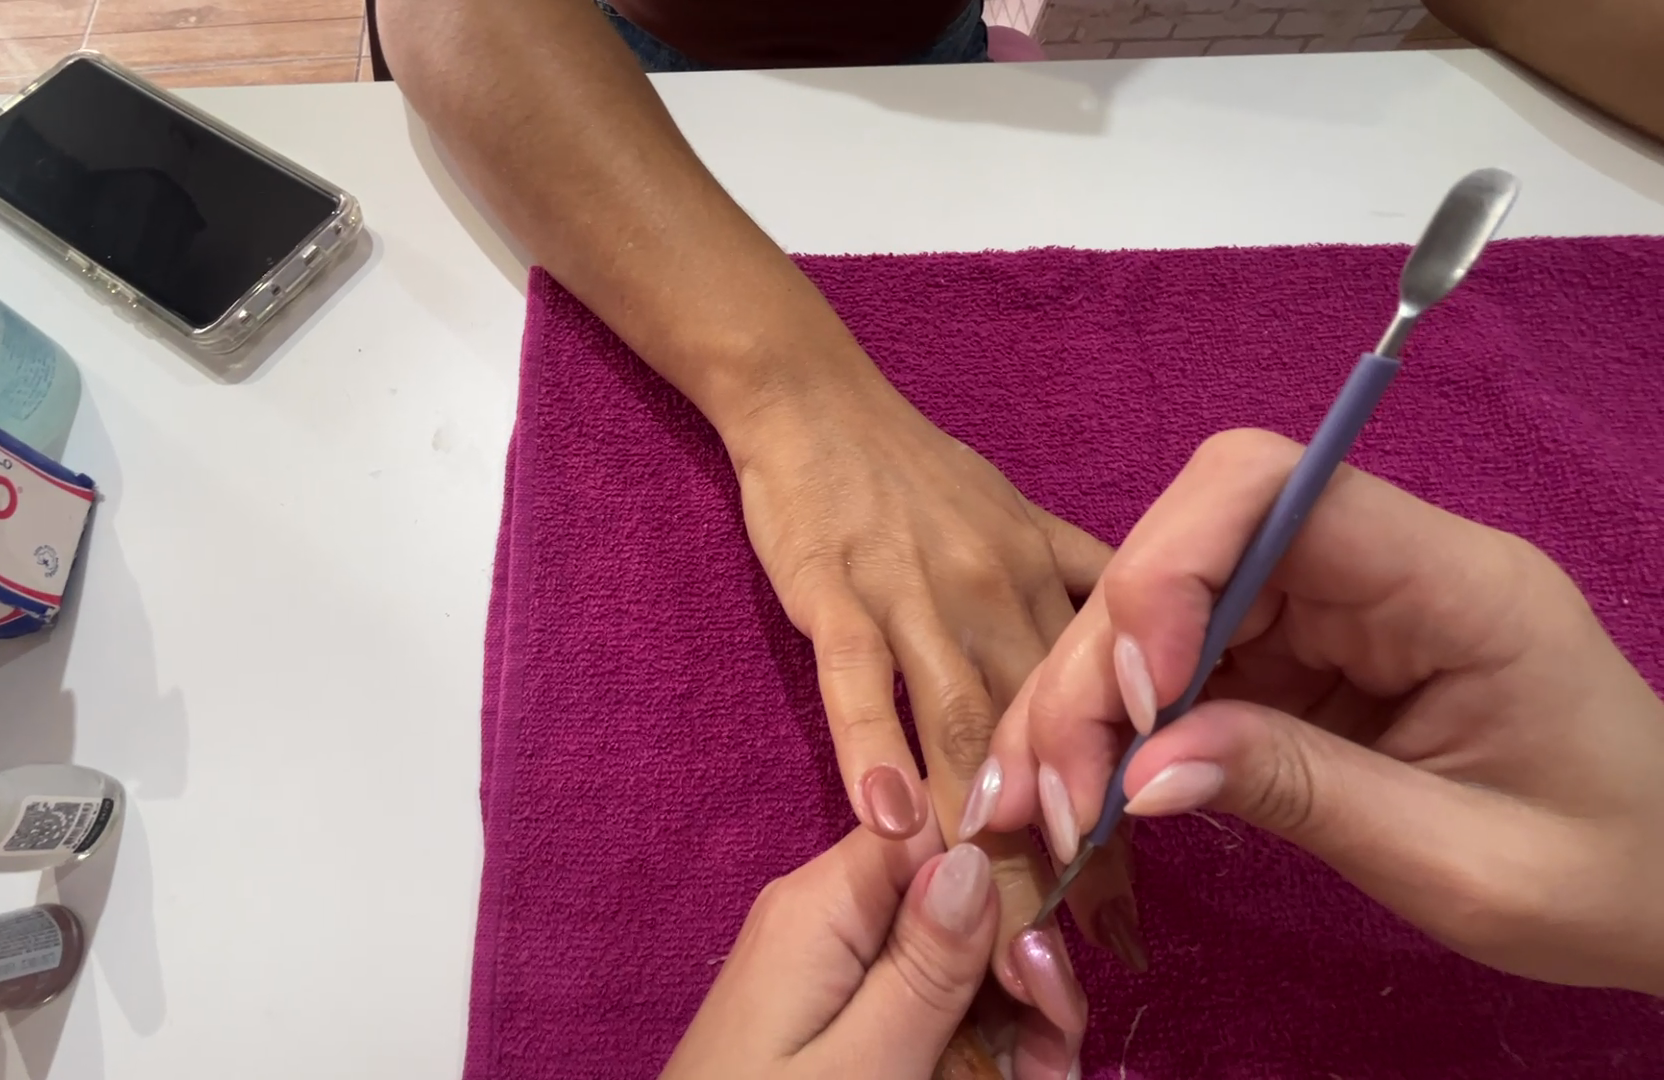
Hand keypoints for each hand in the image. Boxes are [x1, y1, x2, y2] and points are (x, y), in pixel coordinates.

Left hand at [662, 820, 1083, 1079]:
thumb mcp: (862, 1068)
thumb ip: (922, 965)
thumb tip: (973, 852)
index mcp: (821, 902)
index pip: (925, 831)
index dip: (996, 878)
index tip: (1037, 966)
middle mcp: (823, 908)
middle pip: (943, 894)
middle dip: (1011, 962)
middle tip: (1055, 1054)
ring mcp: (827, 952)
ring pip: (942, 948)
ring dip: (1005, 1010)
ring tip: (1043, 1075)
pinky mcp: (834, 996)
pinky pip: (914, 988)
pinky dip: (968, 1030)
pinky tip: (1008, 1073)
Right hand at [723, 372, 1142, 1020]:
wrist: (816, 407)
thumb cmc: (910, 469)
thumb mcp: (1014, 511)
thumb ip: (1076, 579)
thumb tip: (1131, 652)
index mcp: (1048, 578)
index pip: (1102, 709)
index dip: (1118, 816)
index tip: (1128, 918)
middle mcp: (997, 593)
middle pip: (1042, 735)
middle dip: (1061, 859)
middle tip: (1073, 974)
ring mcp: (916, 592)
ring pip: (961, 721)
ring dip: (981, 830)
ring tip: (994, 938)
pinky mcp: (840, 590)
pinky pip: (862, 678)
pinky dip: (874, 748)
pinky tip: (889, 822)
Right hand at [988, 428, 1663, 994]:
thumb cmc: (1620, 875)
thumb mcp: (1477, 865)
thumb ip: (1303, 793)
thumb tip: (1138, 773)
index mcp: (1441, 577)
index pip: (1262, 486)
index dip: (1171, 564)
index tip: (1143, 692)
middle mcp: (1343, 569)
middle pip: (1162, 561)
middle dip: (1093, 672)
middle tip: (1060, 791)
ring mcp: (1285, 609)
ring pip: (1127, 616)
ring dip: (1070, 703)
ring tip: (1047, 805)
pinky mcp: (1244, 652)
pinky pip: (1134, 666)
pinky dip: (1086, 723)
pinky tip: (1066, 785)